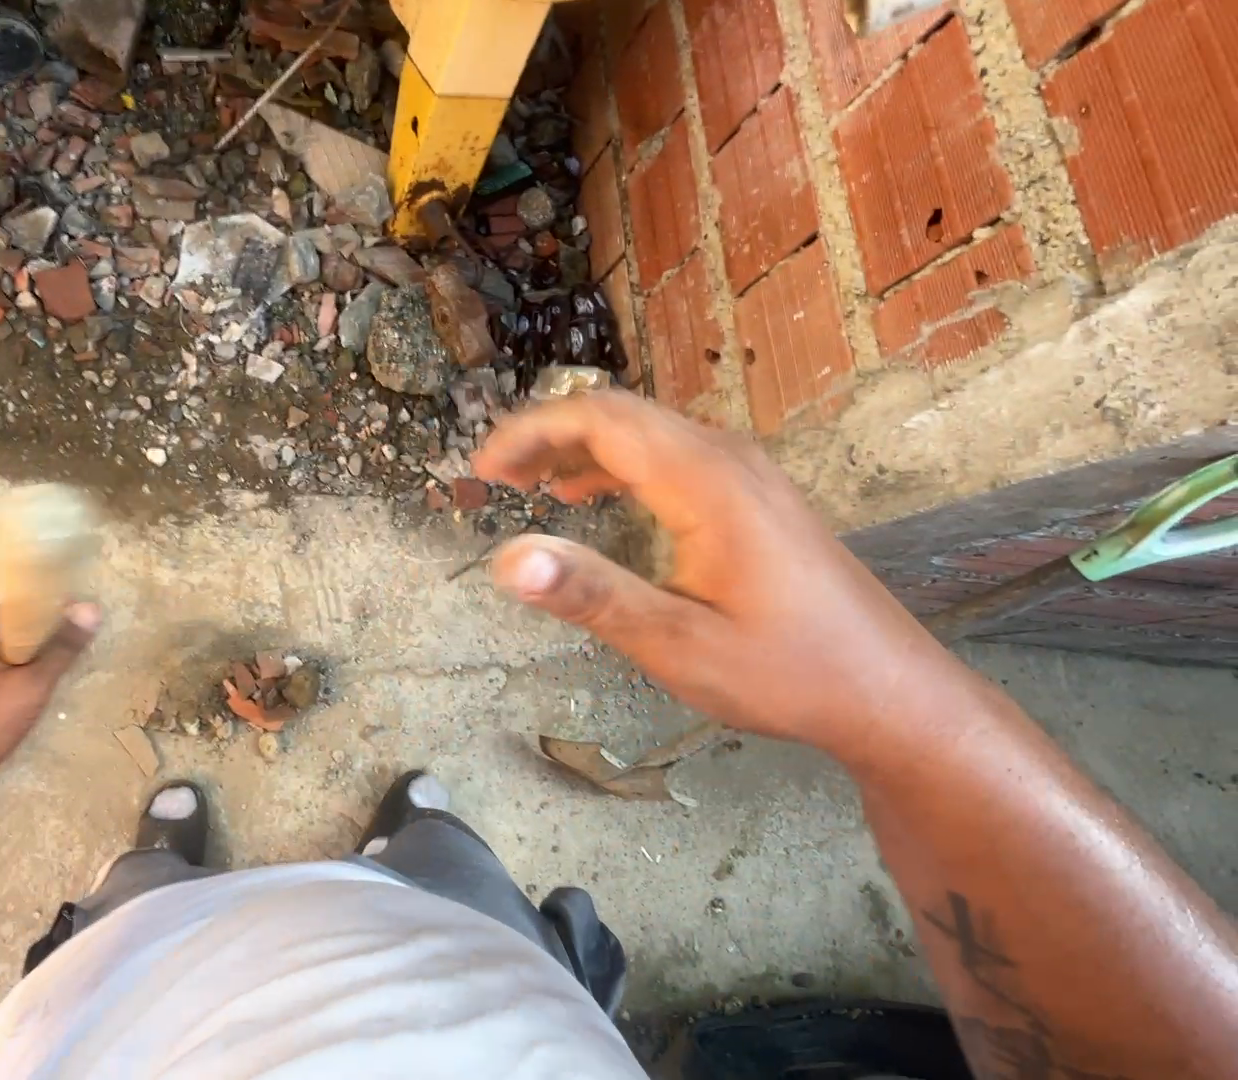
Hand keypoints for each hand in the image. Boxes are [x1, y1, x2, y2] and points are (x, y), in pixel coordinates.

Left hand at [0, 604, 99, 785]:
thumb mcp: (33, 683)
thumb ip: (64, 647)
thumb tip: (93, 608)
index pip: (28, 605)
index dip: (59, 616)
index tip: (82, 632)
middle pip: (23, 627)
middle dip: (49, 641)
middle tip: (76, 657)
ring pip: (16, 649)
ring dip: (38, 661)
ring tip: (61, 675)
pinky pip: (6, 666)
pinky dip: (24, 675)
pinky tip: (39, 692)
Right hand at [473, 392, 969, 752]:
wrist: (892, 694)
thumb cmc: (786, 673)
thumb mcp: (677, 644)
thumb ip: (591, 594)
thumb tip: (506, 559)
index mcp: (707, 482)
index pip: (602, 421)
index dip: (531, 432)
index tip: (482, 469)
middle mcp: (726, 458)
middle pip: (619, 415)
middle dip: (544, 435)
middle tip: (492, 476)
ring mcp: (744, 473)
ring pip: (643, 432)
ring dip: (575, 448)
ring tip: (525, 482)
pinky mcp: (750, 495)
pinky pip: (665, 455)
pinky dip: (612, 465)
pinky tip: (585, 495)